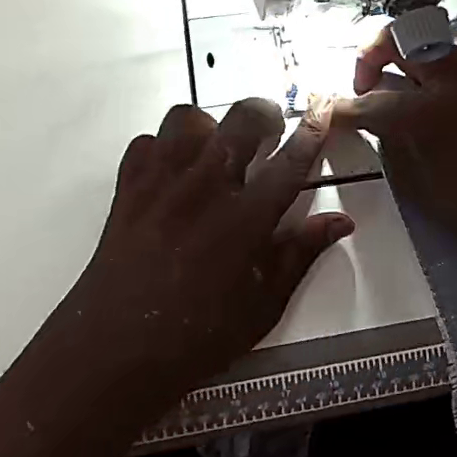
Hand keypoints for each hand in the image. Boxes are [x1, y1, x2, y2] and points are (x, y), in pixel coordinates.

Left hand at [49, 99, 353, 405]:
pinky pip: (147, 142)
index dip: (311, 133)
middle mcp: (204, 186)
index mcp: (244, 219)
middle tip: (268, 131)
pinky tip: (170, 172)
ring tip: (214, 149)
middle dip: (264, 114)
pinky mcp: (127, 184)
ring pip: (187, 118)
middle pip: (241, 121)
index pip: (289, 163)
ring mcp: (161, 180)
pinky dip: (162, 148)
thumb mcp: (262, 305)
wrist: (116, 344)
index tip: (322, 111)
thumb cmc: (196, 336)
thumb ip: (299, 254)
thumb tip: (339, 222)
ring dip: (208, 126)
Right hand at [331, 28, 456, 249]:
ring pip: (427, 46)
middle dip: (370, 57)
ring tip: (397, 95)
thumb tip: (372, 122)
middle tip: (364, 86)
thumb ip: (390, 142)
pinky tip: (432, 104)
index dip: (346, 107)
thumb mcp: (421, 184)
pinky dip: (433, 75)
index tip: (335, 111)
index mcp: (430, 113)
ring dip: (403, 63)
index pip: (372, 100)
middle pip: (398, 40)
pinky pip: (455, 63)